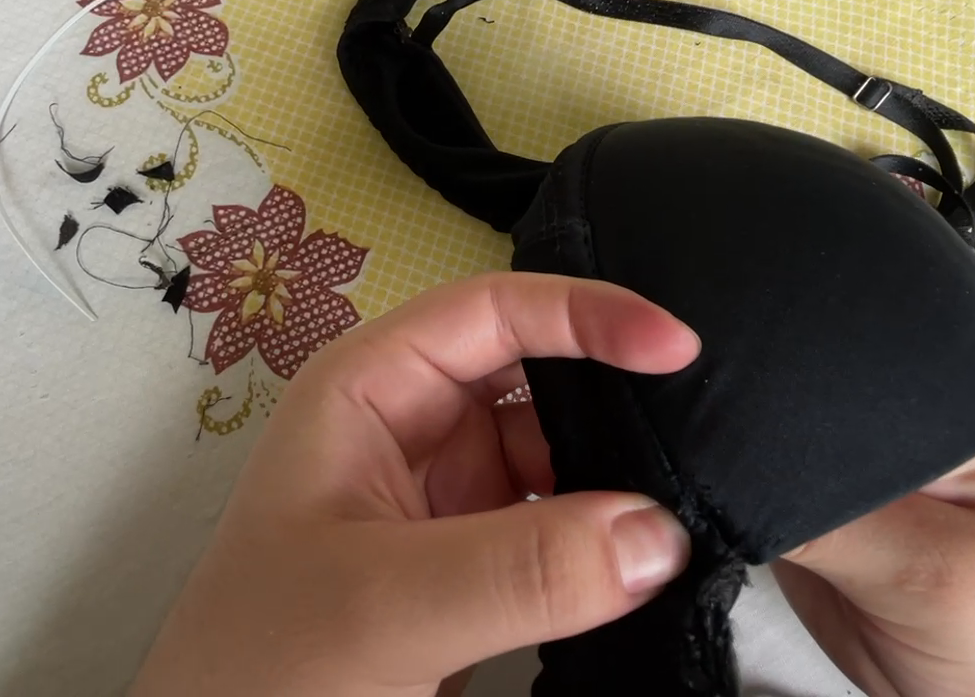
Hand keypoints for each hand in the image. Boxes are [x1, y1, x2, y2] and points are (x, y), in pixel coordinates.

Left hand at [129, 273, 700, 696]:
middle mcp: (410, 414)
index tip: (678, 346)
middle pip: (530, 366)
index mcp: (370, 383)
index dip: (583, 313)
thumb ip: (519, 569)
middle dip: (610, 384)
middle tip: (706, 412)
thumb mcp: (382, 607)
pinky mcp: (471, 543)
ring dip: (616, 463)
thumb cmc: (268, 663)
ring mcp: (444, 480)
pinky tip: (653, 542)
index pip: (489, 312)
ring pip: (551, 440)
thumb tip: (660, 531)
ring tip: (699, 483)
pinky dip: (604, 525)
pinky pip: (554, 510)